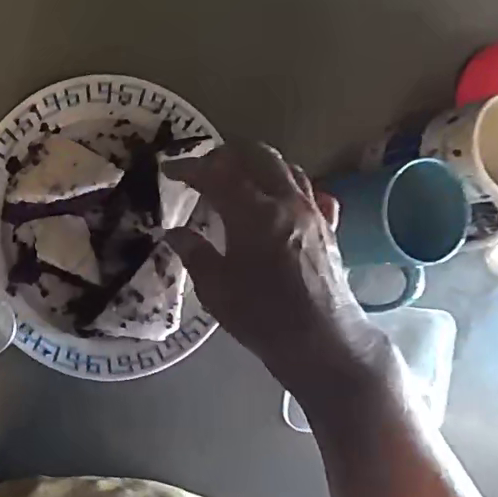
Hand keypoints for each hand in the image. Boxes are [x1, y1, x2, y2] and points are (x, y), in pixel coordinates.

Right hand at [163, 143, 395, 400]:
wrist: (321, 342)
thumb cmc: (262, 317)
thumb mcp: (216, 289)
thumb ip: (194, 253)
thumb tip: (173, 232)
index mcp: (254, 214)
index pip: (217, 175)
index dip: (189, 168)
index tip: (168, 170)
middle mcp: (287, 202)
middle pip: (258, 156)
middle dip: (226, 154)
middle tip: (202, 167)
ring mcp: (313, 211)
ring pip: (286, 168)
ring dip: (257, 163)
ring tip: (235, 175)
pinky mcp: (329, 227)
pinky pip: (310, 191)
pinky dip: (288, 184)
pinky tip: (278, 198)